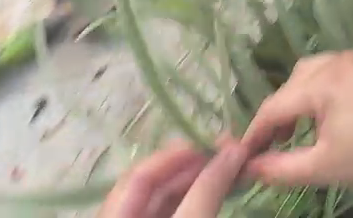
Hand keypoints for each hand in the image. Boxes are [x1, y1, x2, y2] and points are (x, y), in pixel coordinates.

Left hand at [100, 141, 248, 217]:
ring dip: (204, 179)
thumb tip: (236, 149)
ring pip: (170, 198)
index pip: (140, 175)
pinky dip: (203, 197)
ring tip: (237, 166)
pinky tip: (225, 187)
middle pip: (156, 185)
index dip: (178, 155)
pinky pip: (179, 211)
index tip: (219, 143)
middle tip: (235, 152)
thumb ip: (207, 191)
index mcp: (115, 217)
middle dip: (197, 165)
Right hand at [239, 50, 352, 188]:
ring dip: (294, 103)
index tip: (240, 161)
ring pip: (308, 75)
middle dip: (274, 117)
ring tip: (290, 138)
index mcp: (323, 81)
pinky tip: (318, 122)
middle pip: (289, 85)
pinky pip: (328, 74)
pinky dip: (314, 94)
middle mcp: (336, 61)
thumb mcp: (323, 166)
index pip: (273, 106)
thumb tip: (248, 167)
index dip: (253, 135)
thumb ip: (280, 167)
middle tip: (267, 151)